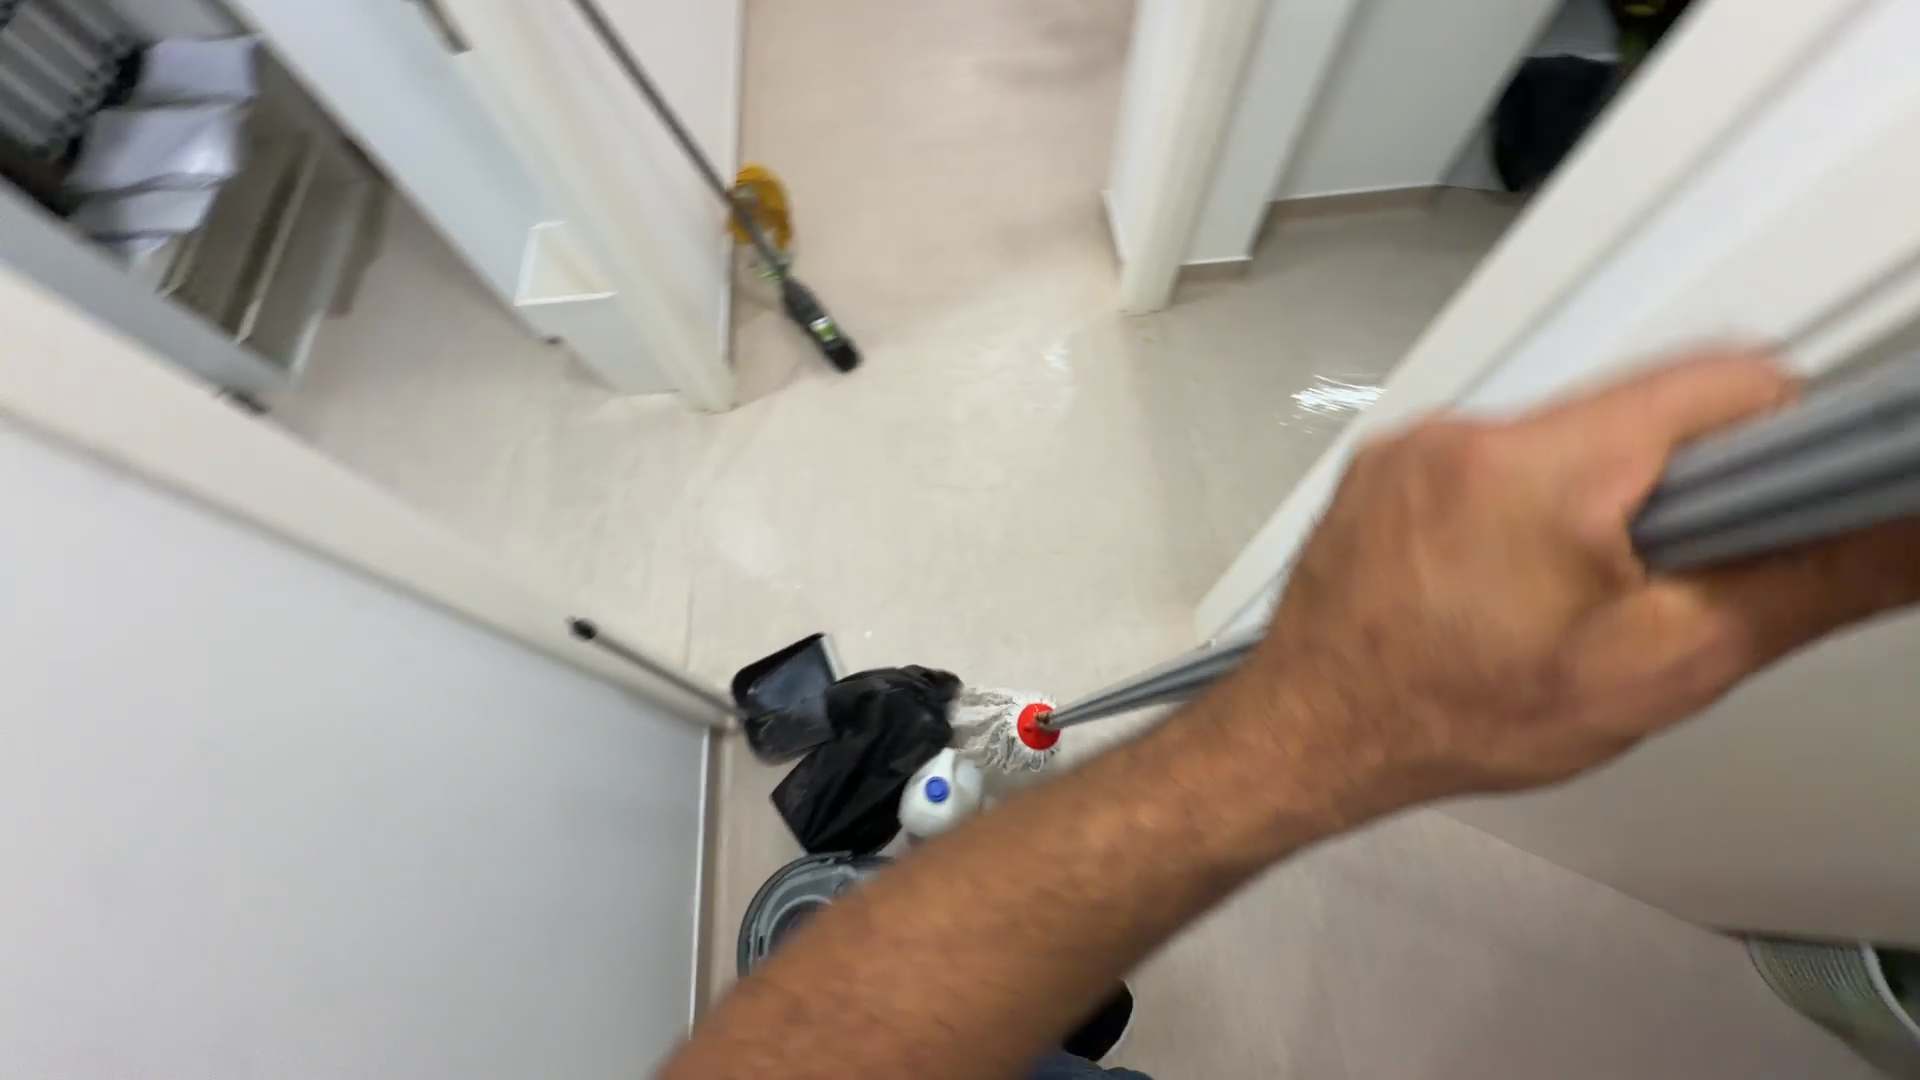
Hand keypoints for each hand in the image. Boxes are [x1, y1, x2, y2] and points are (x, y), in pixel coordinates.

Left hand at [1236, 349, 1919, 819]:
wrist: (1312, 728)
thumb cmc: (1452, 714)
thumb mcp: (1657, 662)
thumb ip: (1810, 577)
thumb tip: (1904, 521)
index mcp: (1531, 464)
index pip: (1718, 384)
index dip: (1780, 437)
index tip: (1779, 497)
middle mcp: (1451, 436)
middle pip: (1621, 416)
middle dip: (1661, 490)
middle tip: (1640, 579)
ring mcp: (1398, 452)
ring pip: (1545, 444)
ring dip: (1575, 503)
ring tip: (1544, 594)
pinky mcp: (1368, 475)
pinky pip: (1471, 465)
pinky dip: (1501, 508)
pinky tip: (1485, 579)